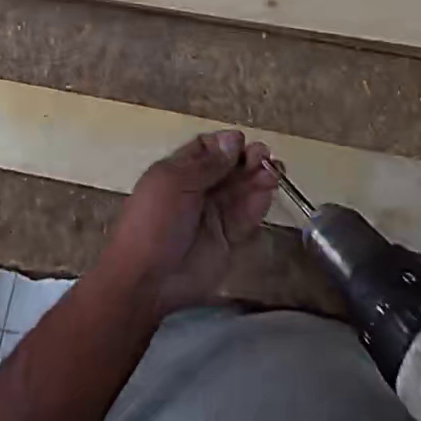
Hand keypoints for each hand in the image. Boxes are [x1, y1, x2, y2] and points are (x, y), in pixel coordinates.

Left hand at [96, 131, 278, 314]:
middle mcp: (200, 190)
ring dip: (259, 176)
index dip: (225, 143)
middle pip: (230, 166)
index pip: (207, 148)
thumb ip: (207, 163)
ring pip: (243, 188)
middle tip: (264, 155)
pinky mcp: (230, 237)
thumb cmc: (154, 223)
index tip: (240, 142)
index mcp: (180, 172)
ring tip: (273, 171)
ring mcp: (216, 214)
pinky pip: (249, 214)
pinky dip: (260, 201)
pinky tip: (268, 191)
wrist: (147, 281)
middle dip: (248, 158)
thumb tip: (234, 139)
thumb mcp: (173, 183)